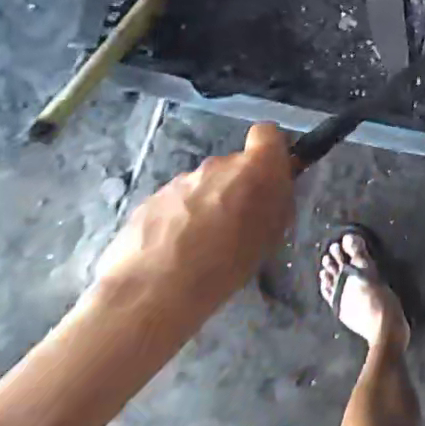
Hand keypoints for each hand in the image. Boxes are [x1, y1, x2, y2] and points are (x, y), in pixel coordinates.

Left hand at [93, 123, 294, 318]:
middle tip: (236, 223)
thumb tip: (272, 185)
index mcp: (255, 167)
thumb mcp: (273, 231)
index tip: (272, 175)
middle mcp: (217, 165)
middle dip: (237, 187)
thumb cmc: (229, 262)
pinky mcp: (148, 201)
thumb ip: (275, 198)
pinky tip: (173, 252)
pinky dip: (178, 220)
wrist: (153, 292)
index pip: (268, 133)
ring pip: (203, 186)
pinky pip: (175, 204)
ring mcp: (179, 182)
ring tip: (201, 245)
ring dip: (207, 205)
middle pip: (234, 165)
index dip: (271, 150)